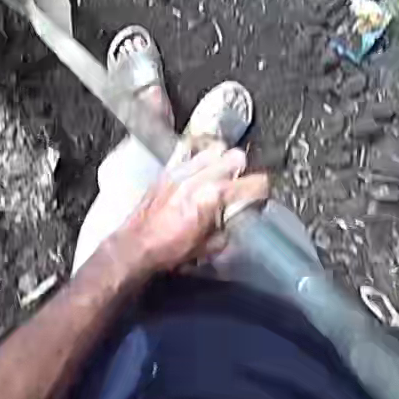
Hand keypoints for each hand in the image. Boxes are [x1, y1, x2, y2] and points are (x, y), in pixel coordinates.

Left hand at [110, 140, 269, 276]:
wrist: (136, 246)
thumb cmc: (169, 250)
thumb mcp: (209, 247)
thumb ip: (228, 229)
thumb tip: (237, 218)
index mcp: (213, 197)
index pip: (254, 182)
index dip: (262, 190)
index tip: (260, 195)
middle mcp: (198, 178)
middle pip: (236, 156)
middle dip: (243, 169)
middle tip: (239, 184)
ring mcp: (181, 171)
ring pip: (214, 149)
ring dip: (221, 160)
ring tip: (219, 176)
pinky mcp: (167, 170)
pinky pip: (190, 154)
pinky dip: (199, 161)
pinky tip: (198, 175)